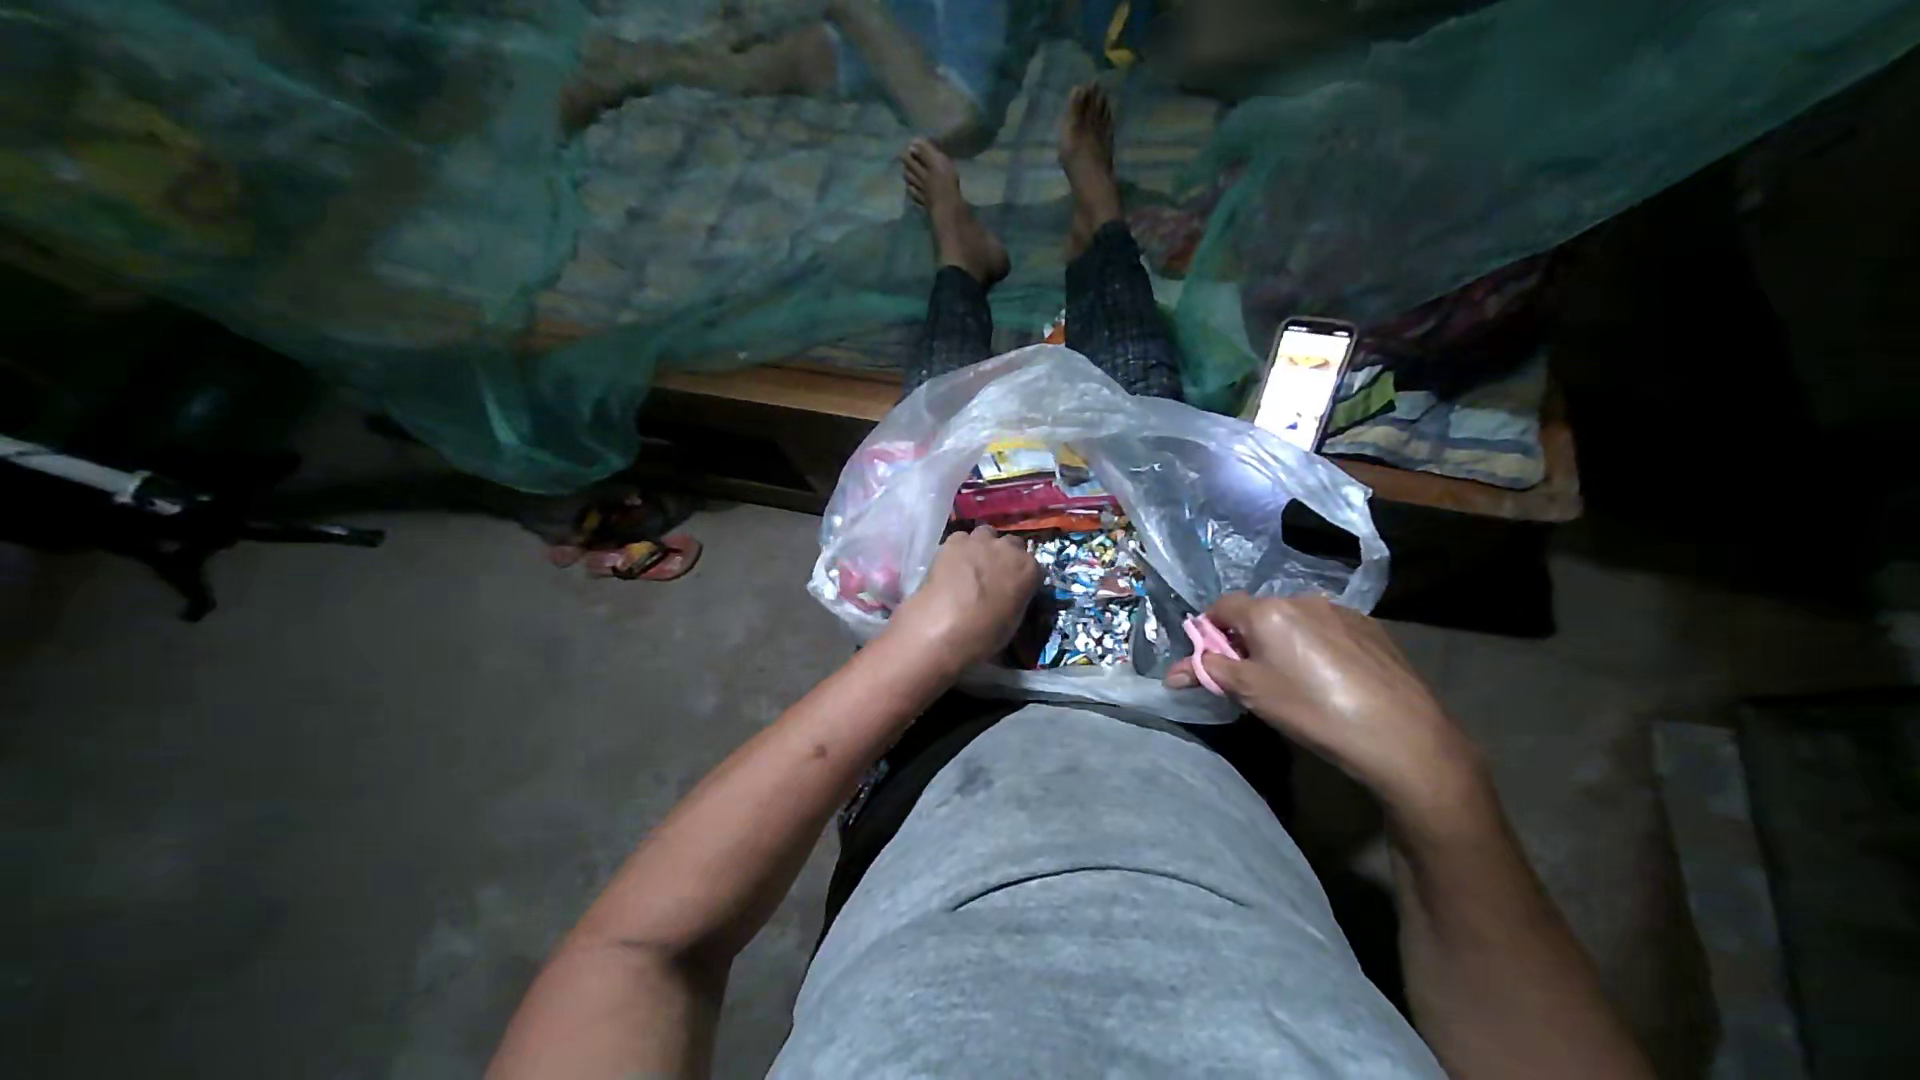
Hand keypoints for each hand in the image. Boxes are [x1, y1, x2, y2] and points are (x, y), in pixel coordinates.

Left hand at [885, 526, 1040, 674]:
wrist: (944, 628)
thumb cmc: (984, 634)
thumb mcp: (1013, 620)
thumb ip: (1016, 597)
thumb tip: (1009, 594)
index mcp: (1029, 570)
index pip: (1034, 565)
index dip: (1022, 575)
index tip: (1014, 585)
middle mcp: (1009, 549)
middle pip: (1012, 544)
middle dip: (1004, 556)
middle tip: (992, 574)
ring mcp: (981, 541)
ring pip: (986, 534)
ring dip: (982, 546)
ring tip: (970, 565)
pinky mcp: (954, 541)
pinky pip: (961, 539)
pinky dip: (958, 549)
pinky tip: (950, 565)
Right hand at [1167, 593, 1485, 816]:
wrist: (1400, 734)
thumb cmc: (1311, 709)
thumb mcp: (1251, 693)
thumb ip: (1209, 673)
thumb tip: (1172, 673)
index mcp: (1267, 610)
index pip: (1221, 607)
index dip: (1210, 632)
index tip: (1215, 662)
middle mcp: (1301, 599)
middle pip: (1259, 612)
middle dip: (1248, 638)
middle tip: (1252, 677)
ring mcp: (1340, 611)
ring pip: (1295, 621)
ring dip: (1284, 641)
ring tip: (1296, 680)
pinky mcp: (1370, 627)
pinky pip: (1327, 629)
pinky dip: (1317, 646)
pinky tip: (1332, 680)